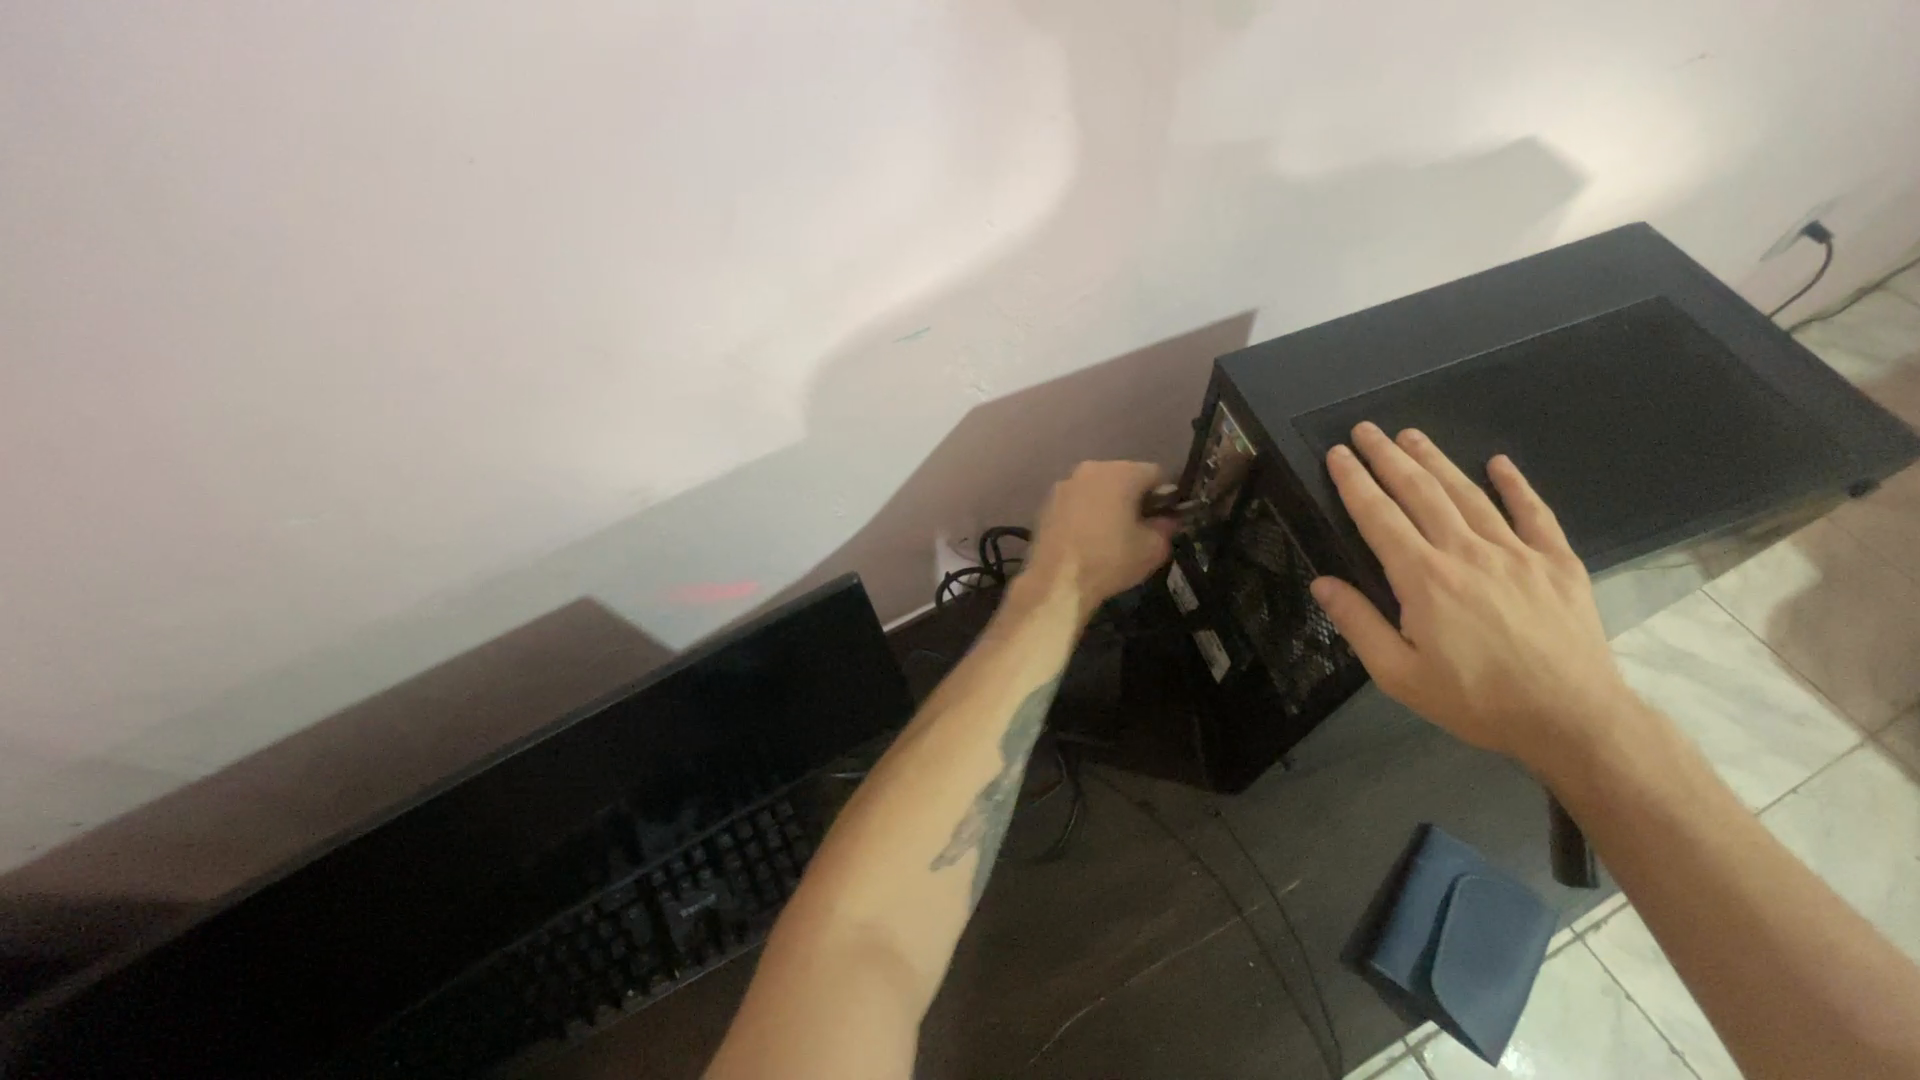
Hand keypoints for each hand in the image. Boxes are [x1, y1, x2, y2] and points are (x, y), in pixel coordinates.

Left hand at [1026, 461, 1176, 617]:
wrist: (1057, 581)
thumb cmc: (1110, 560)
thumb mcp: (1153, 548)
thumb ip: (1166, 527)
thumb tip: (1166, 520)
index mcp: (1122, 472)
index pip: (1156, 474)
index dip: (1165, 497)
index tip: (1163, 519)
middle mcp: (1091, 469)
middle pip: (1124, 477)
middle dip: (1134, 497)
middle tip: (1138, 527)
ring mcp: (1065, 484)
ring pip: (1097, 488)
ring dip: (1108, 504)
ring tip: (1110, 535)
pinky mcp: (1046, 503)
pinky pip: (1076, 502)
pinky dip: (1085, 513)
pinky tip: (1086, 538)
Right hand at [1310, 423, 1636, 768]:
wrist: (1572, 719)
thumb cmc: (1476, 700)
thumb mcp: (1398, 675)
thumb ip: (1358, 624)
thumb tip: (1322, 583)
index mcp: (1423, 578)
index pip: (1379, 517)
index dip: (1355, 482)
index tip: (1338, 455)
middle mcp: (1467, 552)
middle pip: (1420, 492)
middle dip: (1388, 458)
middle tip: (1366, 430)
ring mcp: (1517, 553)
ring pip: (1469, 494)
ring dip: (1437, 461)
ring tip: (1412, 436)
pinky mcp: (1557, 563)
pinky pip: (1534, 513)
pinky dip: (1516, 485)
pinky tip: (1499, 463)